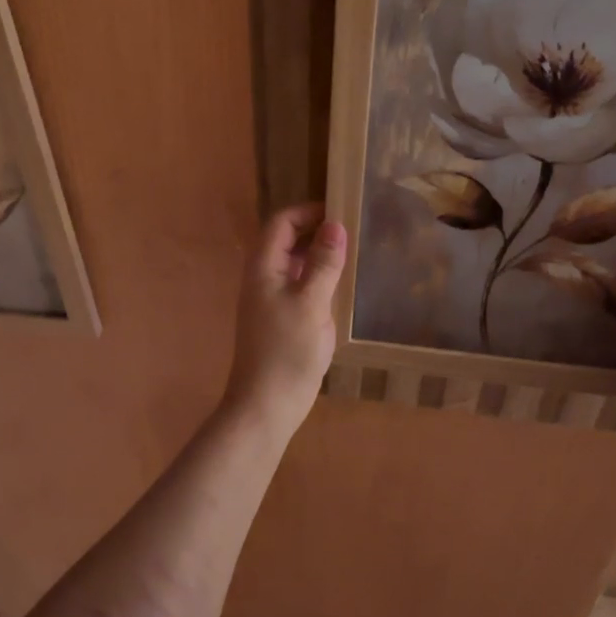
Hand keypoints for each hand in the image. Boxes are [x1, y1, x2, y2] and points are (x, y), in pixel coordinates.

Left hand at [226, 203, 345, 429]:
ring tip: (353, 254)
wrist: (266, 404)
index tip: (341, 211)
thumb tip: (335, 225)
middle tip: (353, 230)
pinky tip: (341, 287)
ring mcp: (270, 299)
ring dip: (319, 255)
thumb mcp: (311, 302)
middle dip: (316, 231)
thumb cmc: (287, 350)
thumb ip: (324, 263)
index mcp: (263, 266)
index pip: (281, 222)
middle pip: (286, 240)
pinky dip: (318, 279)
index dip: (308, 211)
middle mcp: (262, 277)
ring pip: (294, 264)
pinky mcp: (281, 319)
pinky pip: (299, 286)